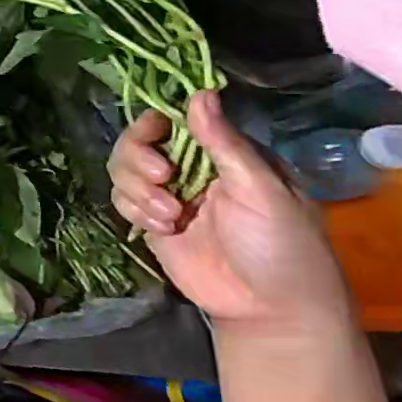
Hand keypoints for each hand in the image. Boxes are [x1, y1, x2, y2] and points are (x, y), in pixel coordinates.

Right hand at [108, 90, 355, 340]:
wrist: (267, 308)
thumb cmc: (280, 245)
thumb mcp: (260, 190)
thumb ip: (225, 143)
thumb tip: (201, 92)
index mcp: (222, 153)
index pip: (173, 120)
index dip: (154, 122)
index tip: (156, 132)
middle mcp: (190, 168)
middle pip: (136, 141)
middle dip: (139, 158)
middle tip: (163, 177)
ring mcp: (166, 194)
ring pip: (122, 169)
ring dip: (138, 189)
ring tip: (170, 216)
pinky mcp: (149, 220)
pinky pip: (120, 199)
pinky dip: (134, 211)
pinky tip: (163, 230)